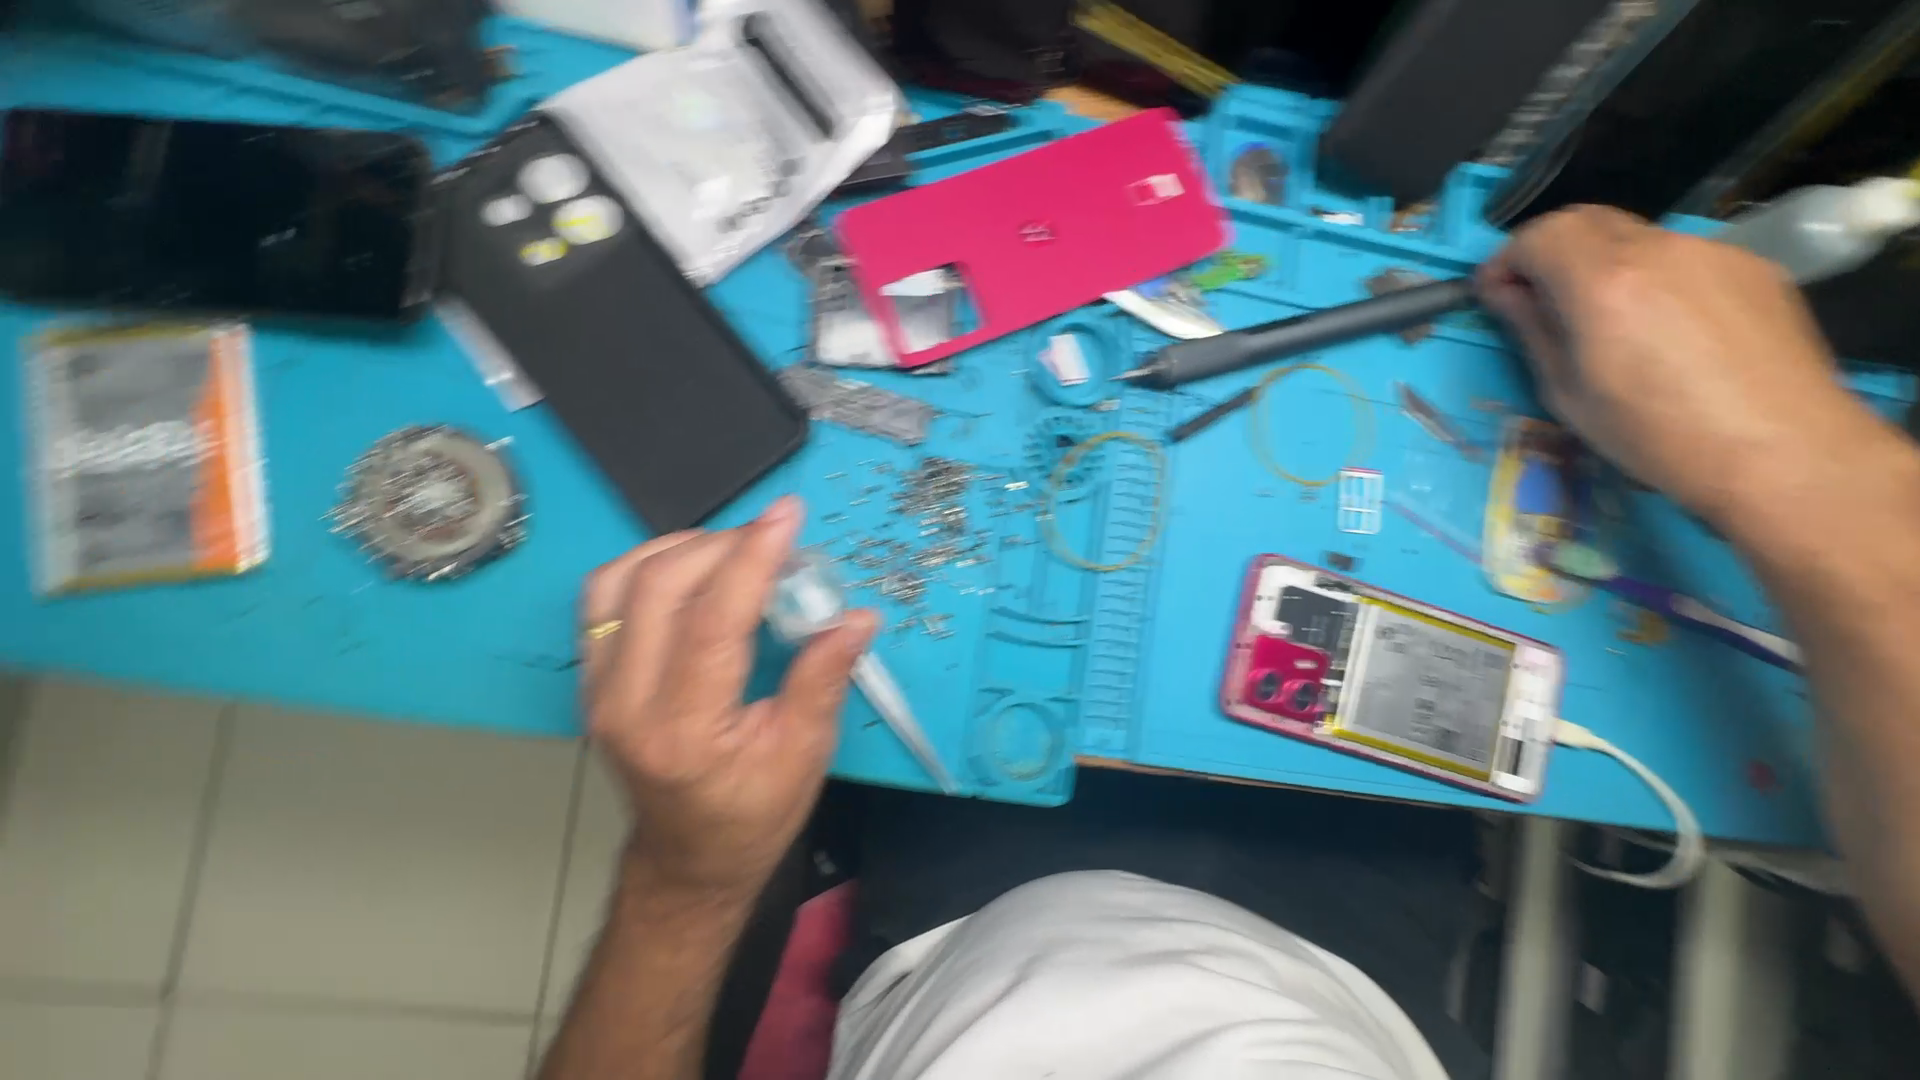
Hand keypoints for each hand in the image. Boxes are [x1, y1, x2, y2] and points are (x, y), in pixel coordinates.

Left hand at [580, 497, 877, 899]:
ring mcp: (598, 690)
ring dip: (679, 549)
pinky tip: (689, 570)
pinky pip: (603, 599)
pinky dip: (647, 567)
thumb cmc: (753, 816)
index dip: (752, 557)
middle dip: (722, 544)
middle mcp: (626, 703)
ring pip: (619, 582)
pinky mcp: (592, 681)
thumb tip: (857, 617)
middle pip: (658, 586)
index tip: (787, 515)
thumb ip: (825, 679)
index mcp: (685, 728)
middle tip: (773, 539)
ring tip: (733, 550)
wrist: (687, 861)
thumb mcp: (804, 755)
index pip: (713, 618)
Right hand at [1476, 205, 1864, 530]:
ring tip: (1602, 320)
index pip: (1540, 234)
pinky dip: (1650, 277)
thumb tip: (1504, 293)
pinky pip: (1681, 258)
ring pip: (1635, 238)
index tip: (1495, 293)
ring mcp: (1712, 253)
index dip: (1506, 260)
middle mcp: (1658, 250)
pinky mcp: (1751, 268)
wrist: (1777, 449)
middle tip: (1536, 298)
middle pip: (1586, 220)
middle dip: (1548, 251)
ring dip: (1600, 265)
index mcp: (1602, 283)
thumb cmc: (1650, 432)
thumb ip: (1532, 329)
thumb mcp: (1565, 389)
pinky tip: (1661, 329)